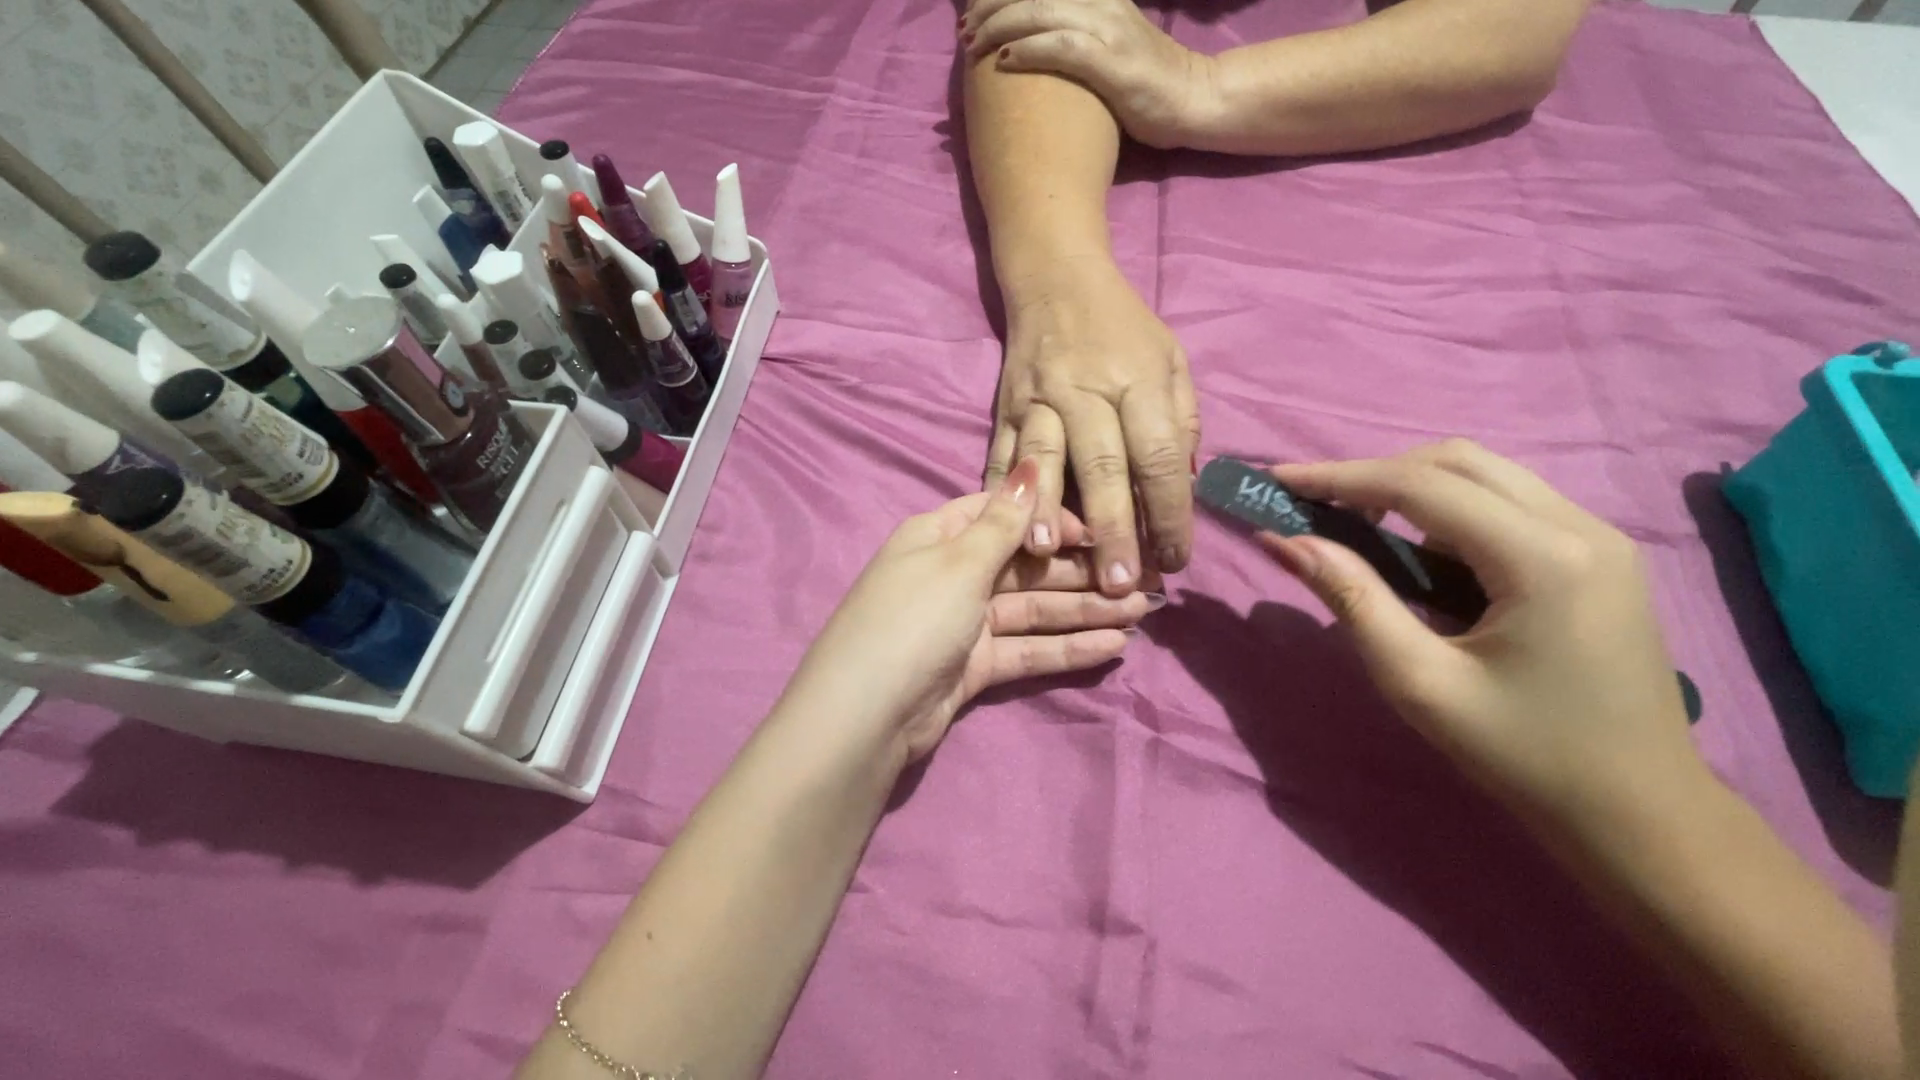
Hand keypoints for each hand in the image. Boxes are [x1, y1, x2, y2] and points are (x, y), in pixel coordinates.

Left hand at [779, 458, 1155, 764]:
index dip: (1053, 519)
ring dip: (1083, 610)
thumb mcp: (959, 562)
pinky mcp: (973, 665)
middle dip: (1080, 571)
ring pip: (1033, 609)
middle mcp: (952, 573)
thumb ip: (1005, 520)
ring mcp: (963, 622)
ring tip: (1140, 612)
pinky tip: (1112, 645)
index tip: (1100, 530)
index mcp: (939, 536)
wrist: (866, 715)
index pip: (1004, 514)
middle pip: (1025, 564)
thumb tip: (1030, 462)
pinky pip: (1026, 647)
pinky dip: (1066, 647)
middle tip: (1140, 579)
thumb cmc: (913, 619)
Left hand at [962, 0, 1220, 148]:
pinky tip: (1003, 62)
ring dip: (998, 27)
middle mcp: (1101, 2)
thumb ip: (1074, 33)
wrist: (1192, 100)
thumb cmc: (1144, 83)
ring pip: (1037, 12)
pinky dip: (1026, 51)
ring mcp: (1106, 29)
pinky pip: (1058, 46)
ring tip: (972, 44)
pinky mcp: (1110, 62)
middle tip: (964, 30)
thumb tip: (1032, 40)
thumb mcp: (1108, 43)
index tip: (973, 9)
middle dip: (990, 6)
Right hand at [984, 257, 1199, 595]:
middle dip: (1112, 528)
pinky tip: (1002, 529)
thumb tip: (1181, 486)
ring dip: (1046, 509)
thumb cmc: (1123, 327)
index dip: (1168, 512)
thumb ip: (1182, 419)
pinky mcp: (1004, 408)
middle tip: (1119, 583)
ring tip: (1049, 554)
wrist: (1055, 280)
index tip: (1175, 559)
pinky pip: (1001, 453)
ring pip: (1042, 460)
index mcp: (1137, 379)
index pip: (1158, 454)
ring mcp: (1038, 399)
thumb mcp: (1172, 359)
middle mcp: (1085, 391)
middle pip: (1101, 466)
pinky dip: (1000, 493)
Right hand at [1262, 439, 1709, 837]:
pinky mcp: (1601, 556)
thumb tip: (1286, 542)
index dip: (1341, 477)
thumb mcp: (1420, 682)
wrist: (1639, 812)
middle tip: (1320, 508)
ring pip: (1488, 476)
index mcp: (1543, 558)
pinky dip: (1452, 512)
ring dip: (1414, 489)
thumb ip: (1353, 600)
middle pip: (1458, 461)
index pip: (1422, 486)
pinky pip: (1511, 505)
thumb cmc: (1523, 754)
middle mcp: (1581, 527)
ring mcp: (1600, 538)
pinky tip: (1423, 556)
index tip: (1279, 479)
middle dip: (1377, 474)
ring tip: (1360, 529)